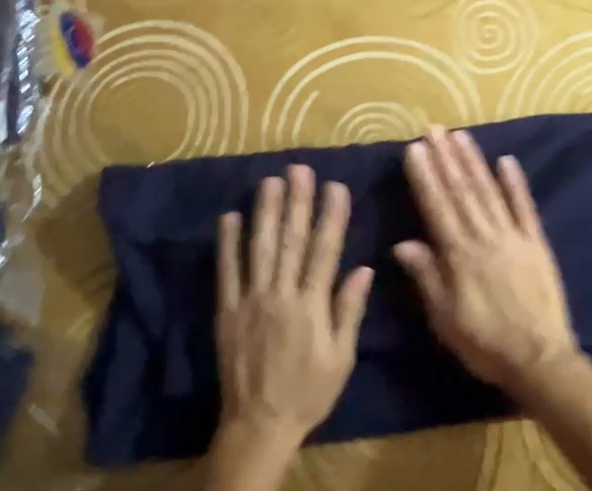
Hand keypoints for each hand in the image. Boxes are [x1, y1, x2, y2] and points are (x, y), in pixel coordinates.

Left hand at [215, 165, 374, 444]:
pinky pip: (227, 272)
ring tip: (270, 180)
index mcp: (312, 306)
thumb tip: (364, 269)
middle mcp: (282, 295)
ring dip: (265, 212)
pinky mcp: (227, 310)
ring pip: (259, 248)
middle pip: (291, 241)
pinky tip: (230, 217)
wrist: (260, 423)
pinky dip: (227, 244)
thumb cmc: (309, 392)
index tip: (335, 186)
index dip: (330, 216)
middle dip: (297, 202)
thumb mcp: (341, 358)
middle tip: (300, 169)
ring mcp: (251, 300)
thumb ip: (349, 311)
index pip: (324, 251)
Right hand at [394, 126, 578, 392]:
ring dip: (473, 162)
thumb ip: (426, 277)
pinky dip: (515, 184)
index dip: (425, 176)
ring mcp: (513, 237)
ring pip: (489, 192)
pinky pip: (525, 208)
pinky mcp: (537, 244)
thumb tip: (402, 242)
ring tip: (460, 135)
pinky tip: (507, 161)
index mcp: (459, 256)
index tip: (415, 148)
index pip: (437, 207)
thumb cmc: (485, 344)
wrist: (540, 361)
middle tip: (434, 129)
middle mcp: (484, 238)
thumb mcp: (445, 319)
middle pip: (461, 191)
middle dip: (446, 158)